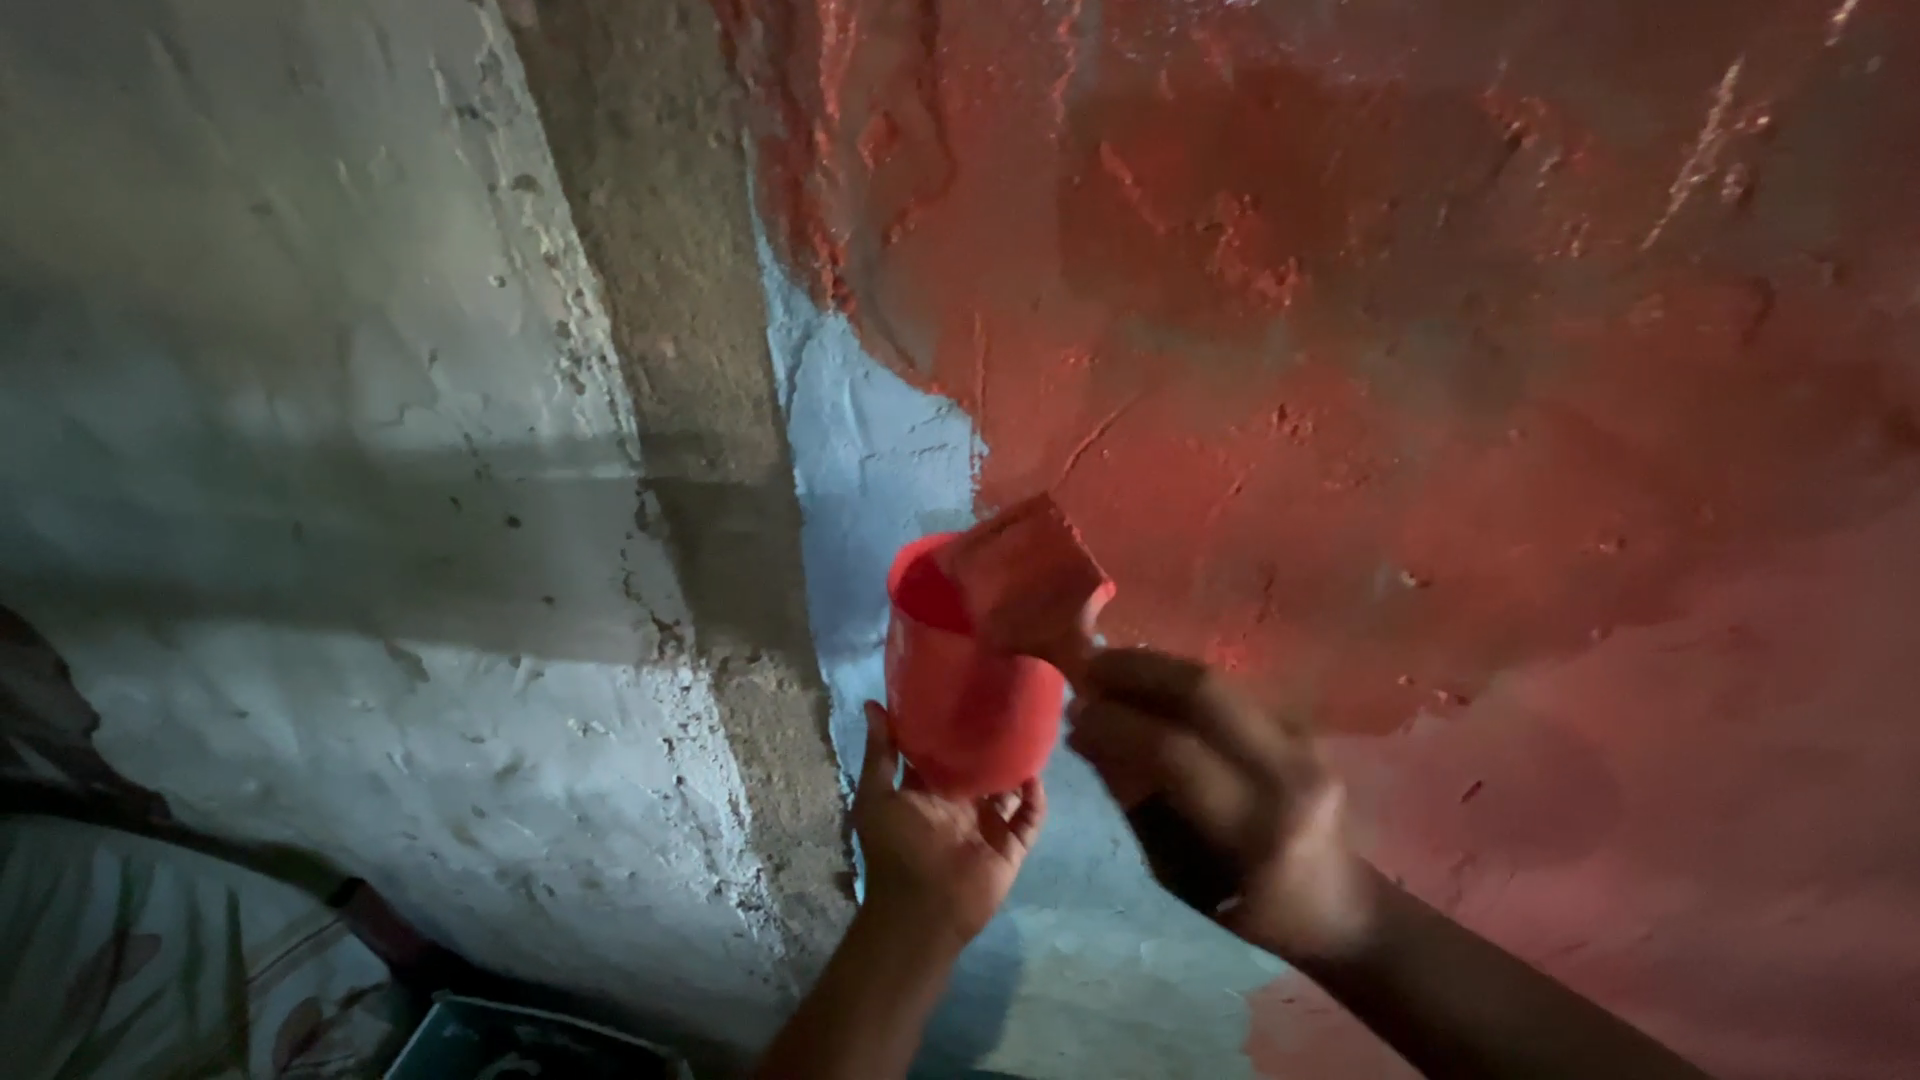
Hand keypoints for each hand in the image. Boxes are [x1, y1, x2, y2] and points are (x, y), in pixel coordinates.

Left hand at [854, 701, 1046, 947]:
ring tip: (1030, 732)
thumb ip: (880, 753)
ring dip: (1018, 767)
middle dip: (991, 743)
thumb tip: (872, 704)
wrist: (921, 911)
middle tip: (1006, 705)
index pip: (944, 753)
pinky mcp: (1009, 845)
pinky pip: (1029, 819)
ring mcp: (986, 825)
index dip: (952, 727)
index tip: (965, 691)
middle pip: (981, 768)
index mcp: (927, 792)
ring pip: (1009, 790)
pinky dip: (1035, 799)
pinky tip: (1035, 775)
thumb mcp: (877, 796)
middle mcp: (959, 804)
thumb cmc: (895, 849)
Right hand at [1068, 648, 1371, 959]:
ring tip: (1108, 667)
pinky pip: (1228, 688)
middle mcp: (1288, 772)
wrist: (1337, 905)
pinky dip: (1178, 679)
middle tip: (1087, 668)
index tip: (1073, 714)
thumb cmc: (1243, 909)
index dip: (1116, 724)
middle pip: (1205, 693)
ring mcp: (1305, 741)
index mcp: (1257, 827)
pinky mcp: (1303, 725)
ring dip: (1155, 667)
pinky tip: (1147, 680)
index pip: (1175, 751)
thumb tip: (1085, 734)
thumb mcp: (1177, 875)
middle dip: (1136, 671)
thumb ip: (1134, 802)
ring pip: (1217, 679)